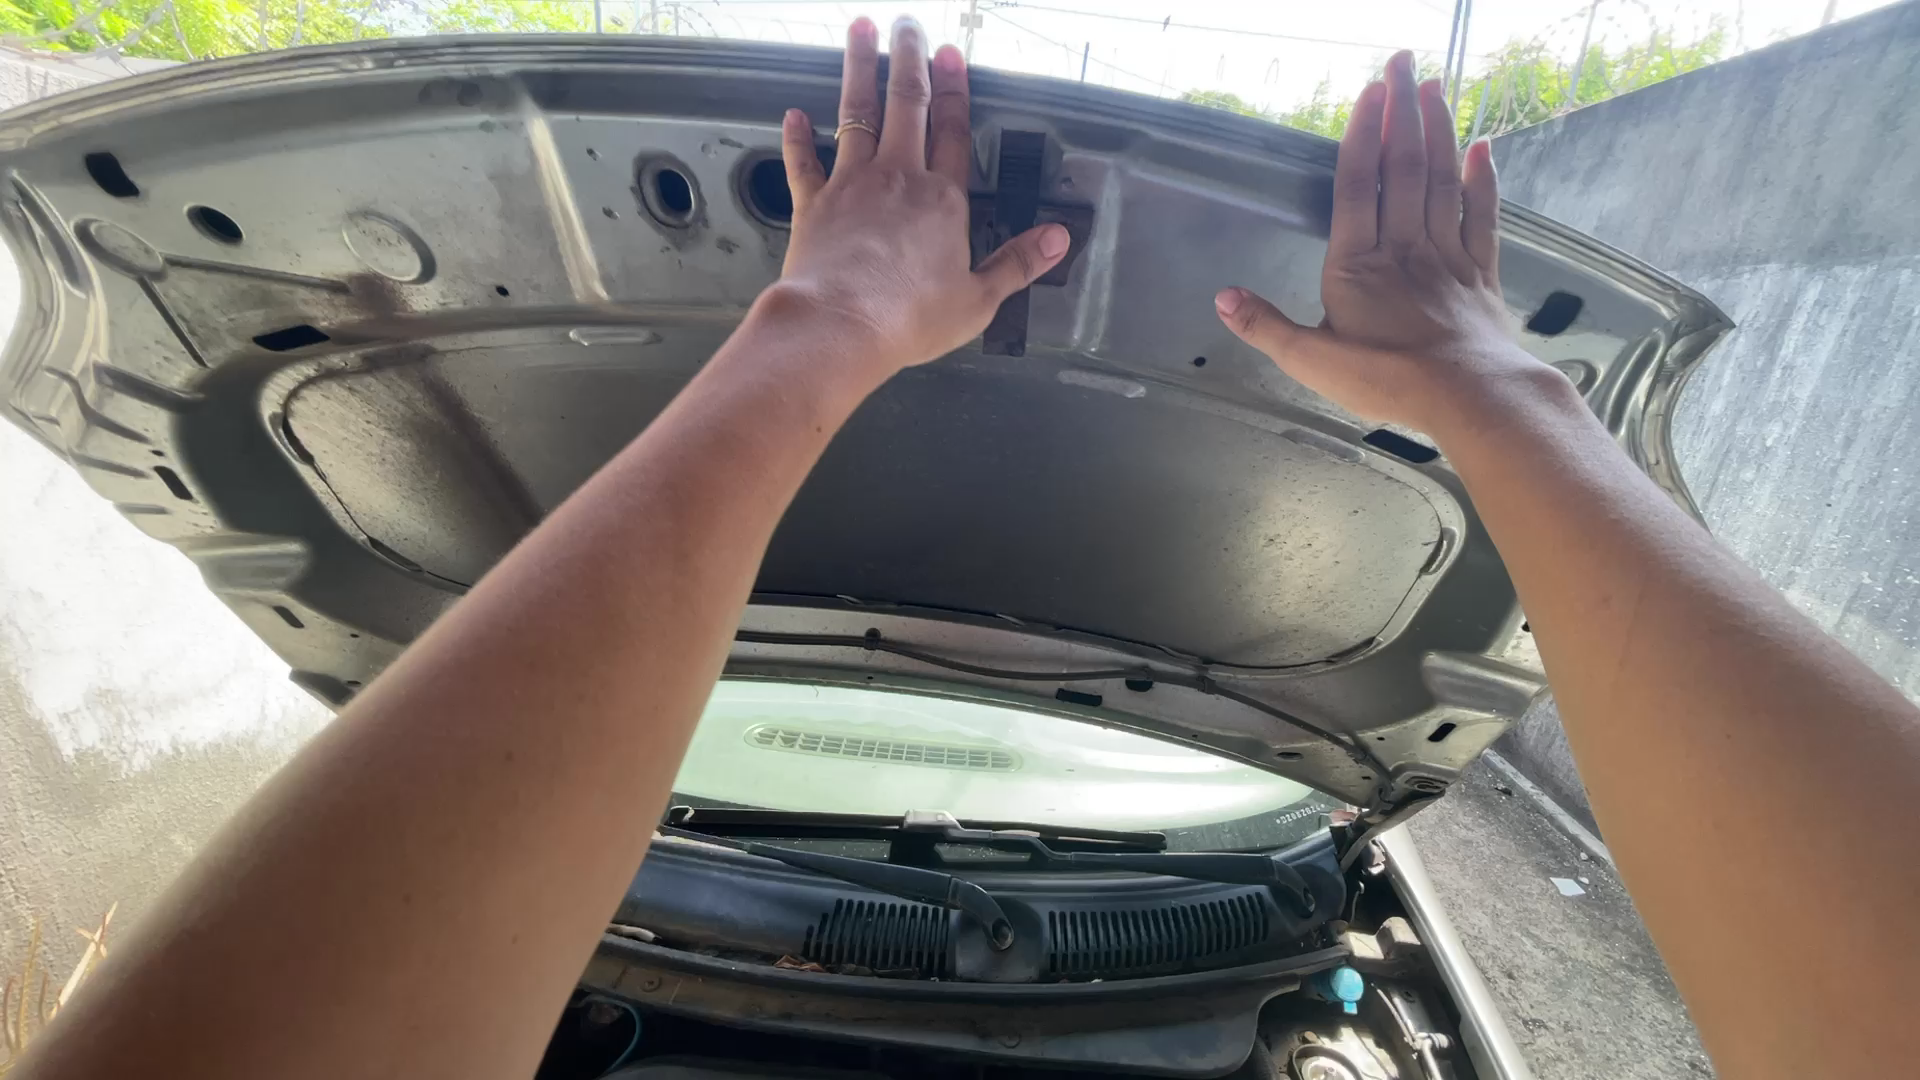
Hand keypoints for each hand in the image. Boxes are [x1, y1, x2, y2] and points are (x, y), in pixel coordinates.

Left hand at [770, 16, 1069, 380]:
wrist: (842, 324)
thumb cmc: (910, 318)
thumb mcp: (979, 300)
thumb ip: (1017, 264)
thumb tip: (1059, 239)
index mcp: (942, 201)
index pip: (953, 133)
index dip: (954, 93)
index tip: (952, 57)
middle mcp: (898, 179)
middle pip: (906, 106)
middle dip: (909, 61)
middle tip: (907, 26)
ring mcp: (851, 185)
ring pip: (857, 113)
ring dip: (859, 70)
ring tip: (860, 32)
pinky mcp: (813, 203)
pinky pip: (803, 161)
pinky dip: (797, 137)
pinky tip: (794, 116)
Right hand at [1215, 51, 1545, 436]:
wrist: (1467, 396)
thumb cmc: (1383, 378)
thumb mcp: (1308, 360)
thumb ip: (1264, 326)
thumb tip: (1222, 297)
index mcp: (1357, 266)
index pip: (1357, 188)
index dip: (1363, 136)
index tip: (1371, 89)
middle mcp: (1403, 247)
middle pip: (1402, 169)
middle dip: (1402, 113)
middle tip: (1404, 62)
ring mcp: (1446, 256)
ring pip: (1441, 181)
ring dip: (1437, 132)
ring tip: (1433, 88)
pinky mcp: (1479, 273)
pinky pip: (1482, 214)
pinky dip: (1482, 178)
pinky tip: (1481, 147)